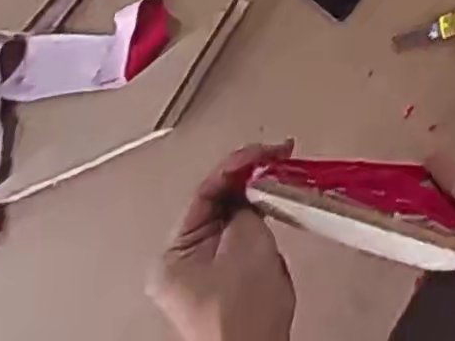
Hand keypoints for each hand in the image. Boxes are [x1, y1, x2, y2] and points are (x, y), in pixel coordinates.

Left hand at [149, 142, 296, 340]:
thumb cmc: (243, 304)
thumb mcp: (247, 240)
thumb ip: (247, 205)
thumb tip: (253, 189)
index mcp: (174, 253)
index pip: (205, 192)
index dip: (237, 165)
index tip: (266, 151)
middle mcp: (181, 260)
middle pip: (217, 201)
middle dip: (248, 177)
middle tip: (277, 155)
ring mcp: (204, 271)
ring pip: (231, 216)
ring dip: (256, 194)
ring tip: (280, 170)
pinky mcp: (226, 278)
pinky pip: (240, 234)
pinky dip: (259, 215)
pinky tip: (277, 201)